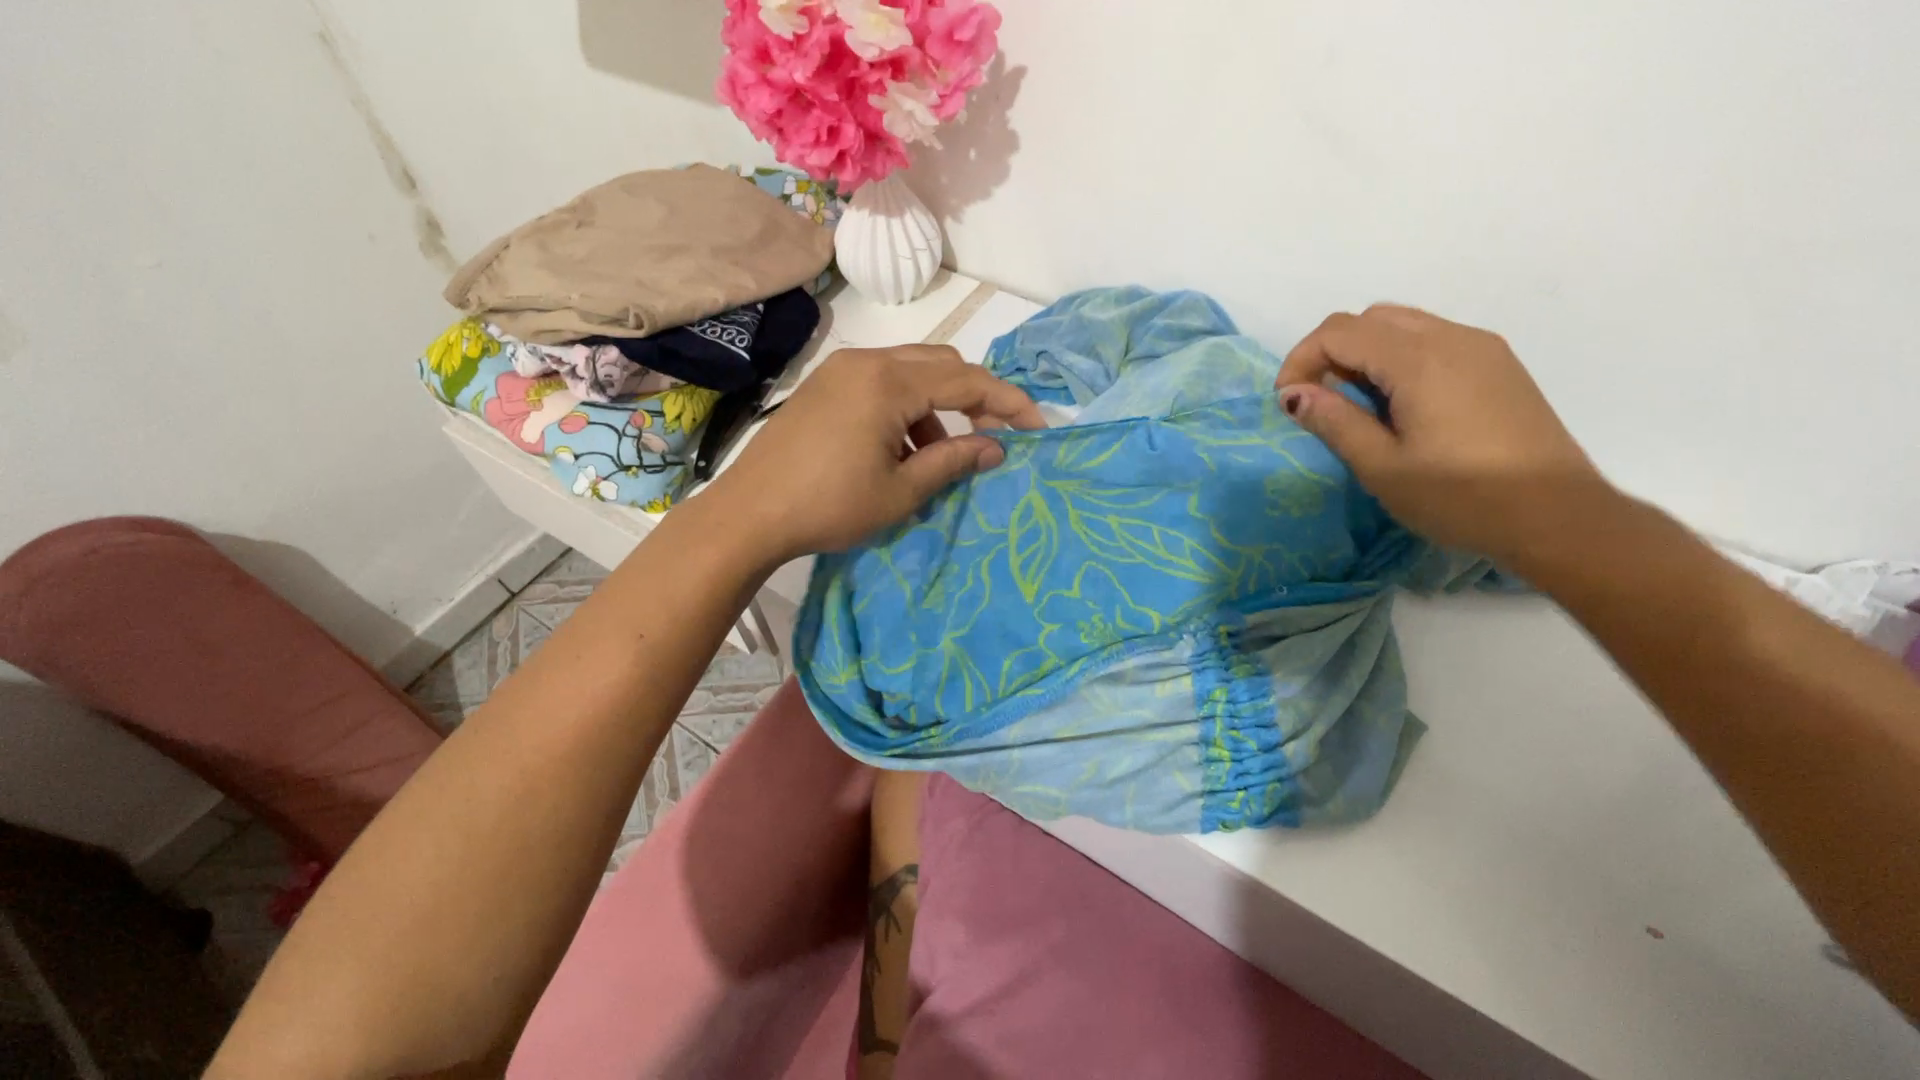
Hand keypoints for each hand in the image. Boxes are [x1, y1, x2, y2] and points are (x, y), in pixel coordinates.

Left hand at [705, 345, 1044, 560]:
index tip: (1037, 427)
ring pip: (911, 370)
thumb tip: (997, 447)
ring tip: (937, 455)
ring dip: (937, 404)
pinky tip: (899, 448)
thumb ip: (953, 461)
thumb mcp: (900, 491)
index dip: (1008, 403)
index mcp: (889, 383)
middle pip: (941, 363)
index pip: (967, 380)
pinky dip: (905, 406)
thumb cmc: (829, 506)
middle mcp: (866, 361)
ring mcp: (840, 369)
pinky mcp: (824, 384)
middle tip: (990, 438)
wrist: (749, 513)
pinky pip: (881, 380)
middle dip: (974, 397)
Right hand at [1275, 304, 1610, 560]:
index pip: (1339, 331)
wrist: (1558, 516)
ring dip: (1368, 354)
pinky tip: (1403, 407)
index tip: (1291, 405)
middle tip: (1322, 403)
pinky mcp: (1499, 364)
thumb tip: (1293, 394)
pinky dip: (1401, 359)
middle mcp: (1451, 337)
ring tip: (1360, 407)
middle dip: (1333, 352)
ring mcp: (1481, 347)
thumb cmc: (1461, 497)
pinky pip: (1435, 340)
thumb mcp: (1382, 467)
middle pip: (1371, 318)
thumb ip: (1334, 421)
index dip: (1302, 360)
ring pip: (1404, 325)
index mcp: (1419, 359)